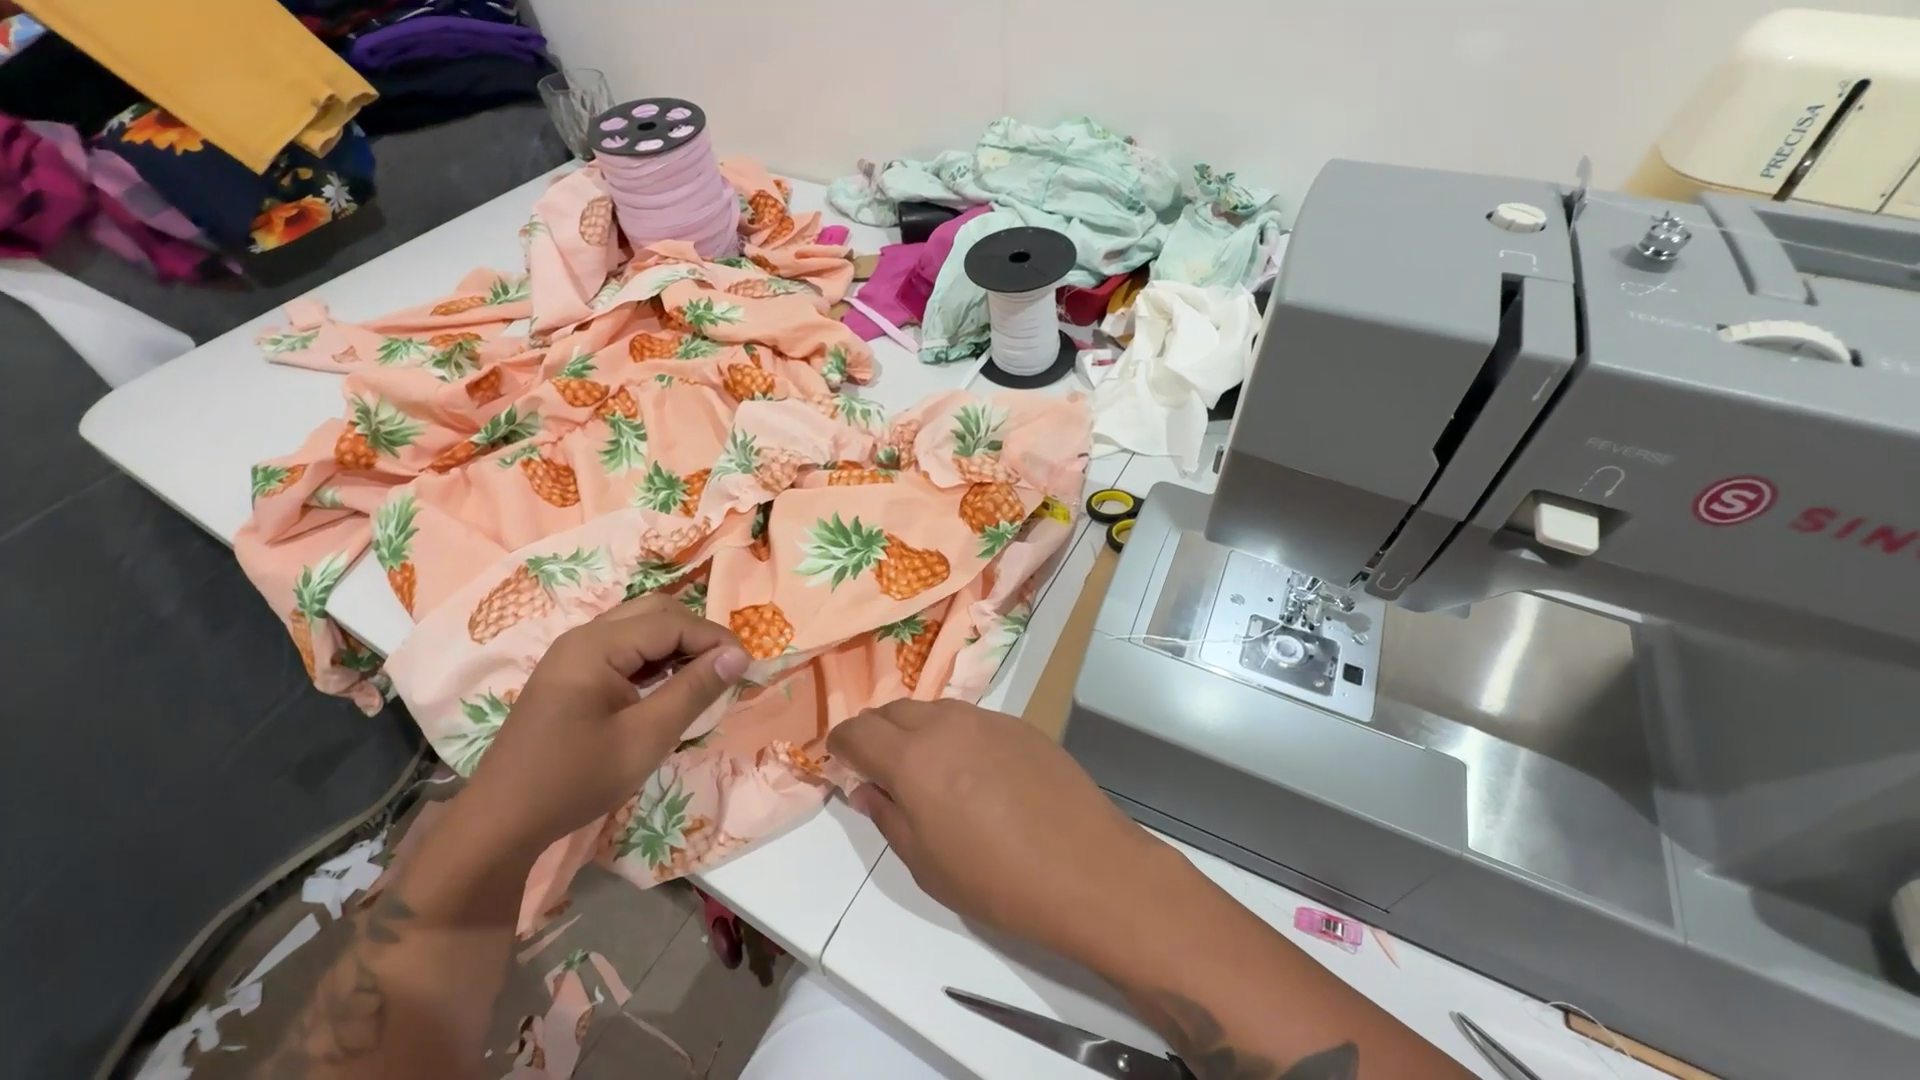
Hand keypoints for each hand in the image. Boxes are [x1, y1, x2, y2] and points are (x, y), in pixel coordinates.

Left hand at [459, 595, 750, 861]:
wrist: (502, 820)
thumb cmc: (576, 778)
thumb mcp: (646, 737)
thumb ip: (693, 690)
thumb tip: (738, 655)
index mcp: (597, 645)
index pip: (671, 622)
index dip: (714, 639)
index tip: (747, 667)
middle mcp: (583, 638)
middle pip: (654, 613)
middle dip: (697, 634)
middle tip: (727, 668)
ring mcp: (573, 655)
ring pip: (639, 628)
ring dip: (676, 645)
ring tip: (706, 677)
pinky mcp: (571, 675)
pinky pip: (623, 650)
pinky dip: (654, 659)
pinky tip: (670, 686)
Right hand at [827, 700, 1170, 958]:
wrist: (1088, 870)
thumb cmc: (996, 881)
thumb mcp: (925, 863)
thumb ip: (887, 816)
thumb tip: (865, 788)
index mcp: (912, 757)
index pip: (857, 731)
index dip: (841, 745)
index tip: (842, 764)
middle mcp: (946, 724)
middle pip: (893, 712)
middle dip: (877, 735)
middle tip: (881, 771)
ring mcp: (988, 720)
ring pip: (935, 711)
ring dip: (917, 732)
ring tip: (928, 772)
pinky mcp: (1022, 726)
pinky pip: (973, 720)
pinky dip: (957, 737)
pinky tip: (975, 775)